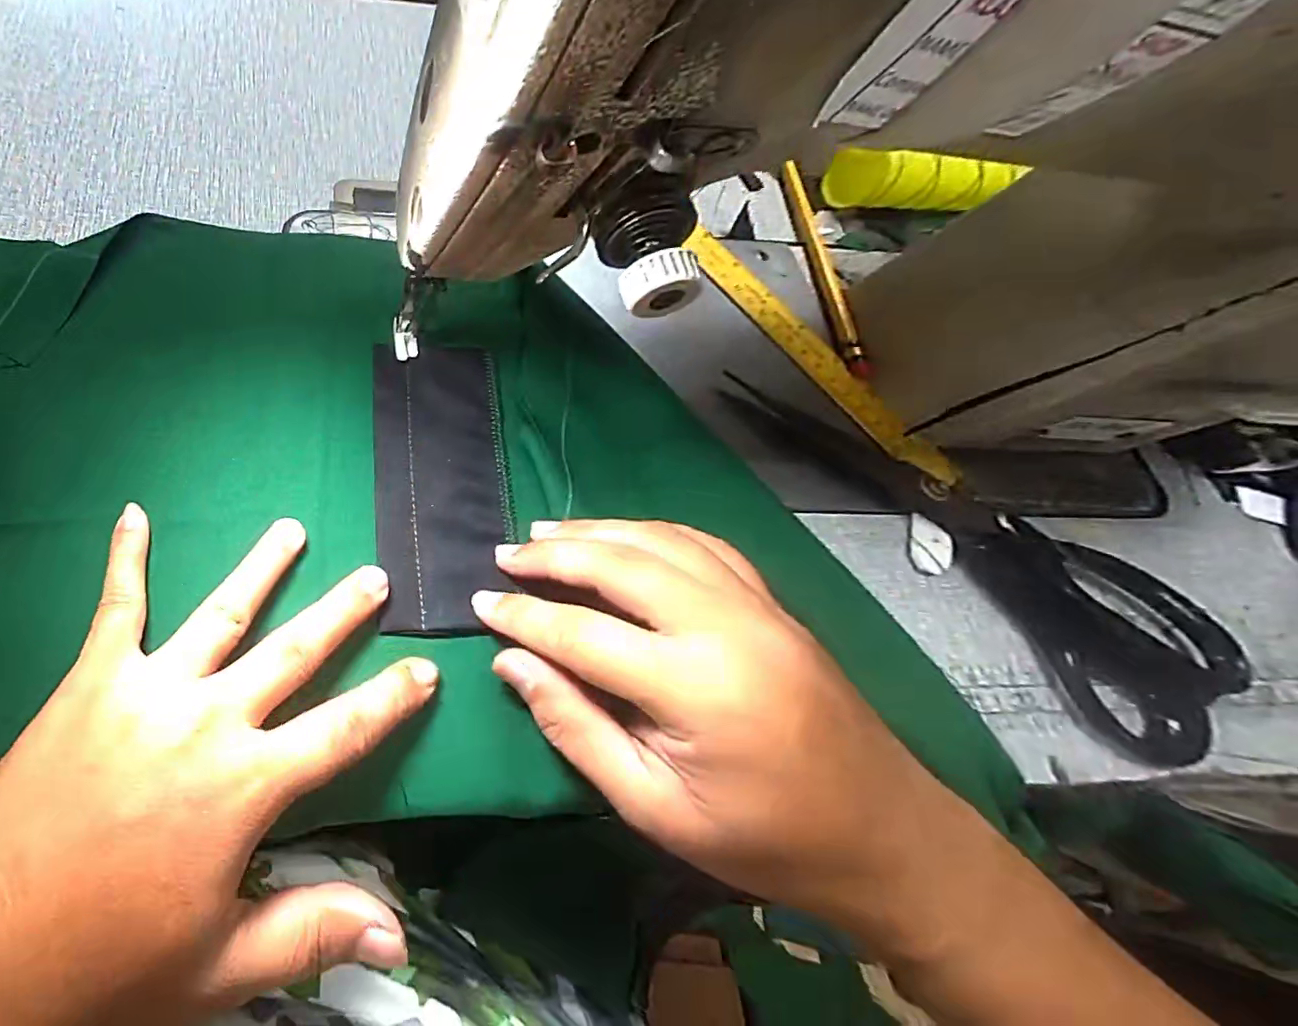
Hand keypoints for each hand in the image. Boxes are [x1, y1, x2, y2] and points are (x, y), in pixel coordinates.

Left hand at [0, 505, 436, 1025]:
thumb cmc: (106, 956)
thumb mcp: (219, 965)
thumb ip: (310, 932)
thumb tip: (398, 936)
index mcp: (246, 786)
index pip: (342, 731)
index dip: (390, 699)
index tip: (424, 667)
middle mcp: (208, 721)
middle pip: (293, 653)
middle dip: (339, 613)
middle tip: (373, 576)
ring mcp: (149, 690)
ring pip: (221, 615)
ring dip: (260, 570)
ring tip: (291, 530)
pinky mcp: (94, 679)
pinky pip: (117, 607)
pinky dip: (126, 559)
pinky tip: (134, 515)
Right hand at [473, 520, 1212, 1024]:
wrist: (890, 839)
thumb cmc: (761, 839)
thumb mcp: (652, 806)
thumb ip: (575, 727)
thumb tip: (512, 662)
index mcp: (696, 687)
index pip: (582, 634)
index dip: (522, 617)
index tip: (479, 605)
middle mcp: (727, 628)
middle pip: (621, 565)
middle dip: (554, 556)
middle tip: (505, 555)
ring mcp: (758, 607)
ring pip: (662, 541)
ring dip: (598, 530)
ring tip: (546, 532)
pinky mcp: (774, 604)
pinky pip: (703, 545)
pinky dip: (650, 531)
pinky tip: (621, 535)